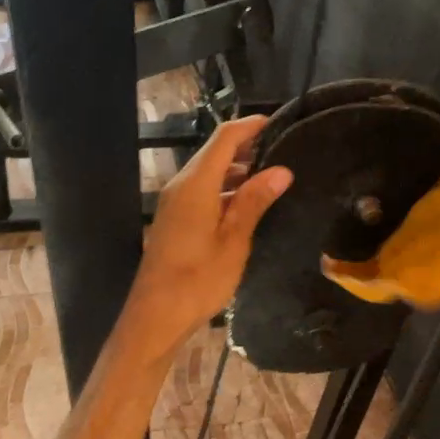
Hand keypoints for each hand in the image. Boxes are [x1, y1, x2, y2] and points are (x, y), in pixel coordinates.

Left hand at [126, 115, 292, 346]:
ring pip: (208, 172)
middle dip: (247, 147)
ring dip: (237, 170)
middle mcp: (181, 186)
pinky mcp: (175, 219)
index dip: (250, 126)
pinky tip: (247, 203)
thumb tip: (281, 170)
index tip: (278, 123)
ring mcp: (175, 202)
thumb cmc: (197, 280)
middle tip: (284, 150)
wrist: (155, 315)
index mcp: (195, 185)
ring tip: (273, 176)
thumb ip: (254, 202)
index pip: (224, 138)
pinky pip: (202, 190)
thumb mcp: (234, 242)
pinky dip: (225, 188)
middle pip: (215, 152)